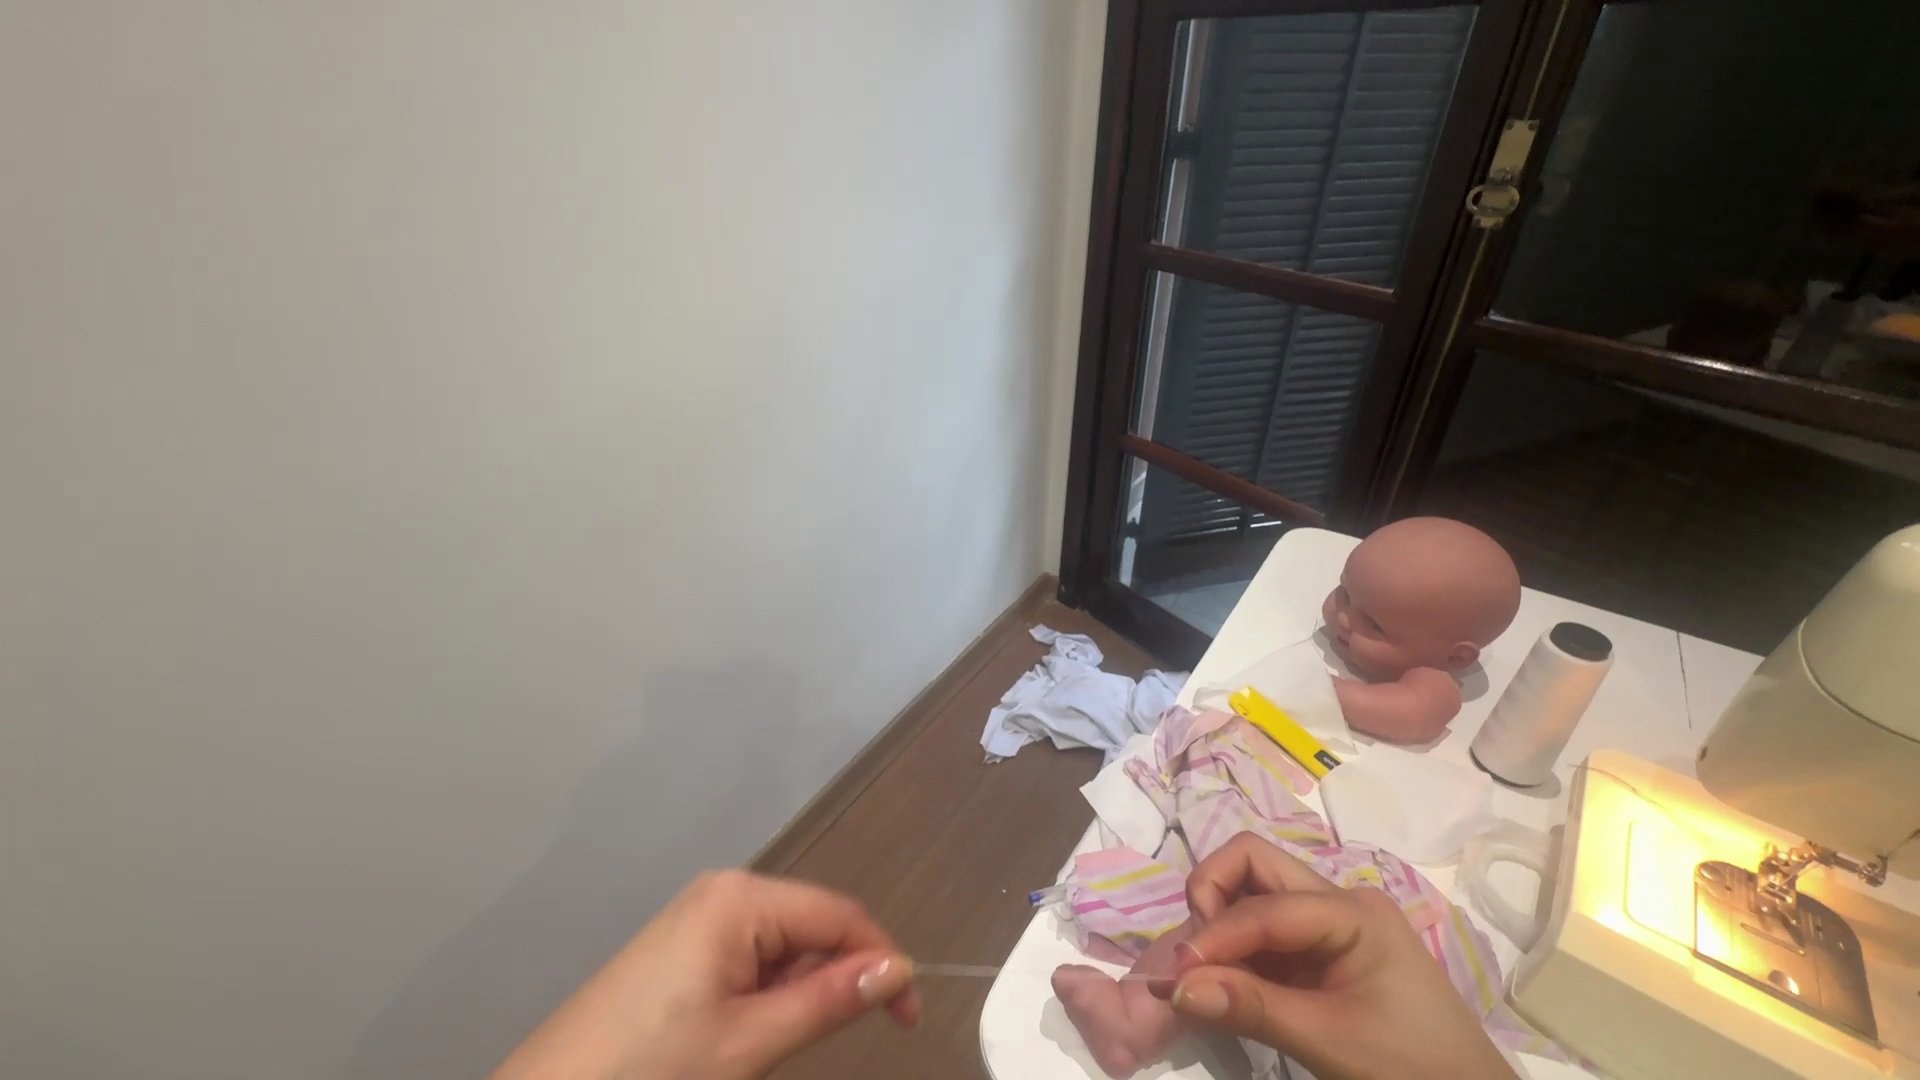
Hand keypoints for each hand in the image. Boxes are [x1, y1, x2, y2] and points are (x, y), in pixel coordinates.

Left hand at [492, 869, 918, 1079]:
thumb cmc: (652, 1069)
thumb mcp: (749, 1042)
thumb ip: (828, 1000)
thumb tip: (897, 970)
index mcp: (742, 898)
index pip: (839, 915)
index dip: (881, 960)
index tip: (909, 1016)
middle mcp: (724, 890)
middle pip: (811, 923)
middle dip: (836, 974)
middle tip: (837, 1038)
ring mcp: (699, 914)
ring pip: (782, 942)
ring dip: (801, 987)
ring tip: (779, 1042)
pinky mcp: (682, 943)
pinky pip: (750, 954)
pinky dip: (768, 990)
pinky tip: (750, 1029)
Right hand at [1158, 833, 1516, 1079]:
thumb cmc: (1416, 1072)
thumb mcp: (1332, 1042)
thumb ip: (1251, 1008)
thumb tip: (1174, 988)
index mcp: (1352, 912)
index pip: (1263, 906)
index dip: (1214, 935)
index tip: (1173, 978)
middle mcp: (1336, 900)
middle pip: (1253, 862)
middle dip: (1211, 895)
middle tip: (1190, 955)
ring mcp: (1327, 924)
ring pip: (1252, 890)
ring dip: (1217, 921)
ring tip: (1198, 973)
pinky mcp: (1318, 953)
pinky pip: (1261, 930)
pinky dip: (1231, 949)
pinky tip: (1217, 983)